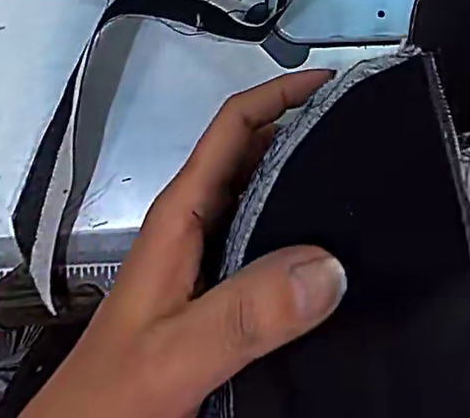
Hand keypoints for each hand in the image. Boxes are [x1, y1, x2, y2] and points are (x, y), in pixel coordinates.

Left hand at [27, 70, 346, 417]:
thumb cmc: (111, 398)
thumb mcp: (175, 354)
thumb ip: (246, 312)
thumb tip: (331, 266)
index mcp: (183, 210)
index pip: (234, 123)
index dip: (280, 92)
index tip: (331, 83)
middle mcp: (196, 218)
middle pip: (254, 147)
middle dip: (303, 125)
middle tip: (359, 129)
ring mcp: (207, 251)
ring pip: (262, 188)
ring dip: (303, 171)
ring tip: (357, 175)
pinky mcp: (219, 285)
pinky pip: (268, 231)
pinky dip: (301, 219)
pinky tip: (333, 243)